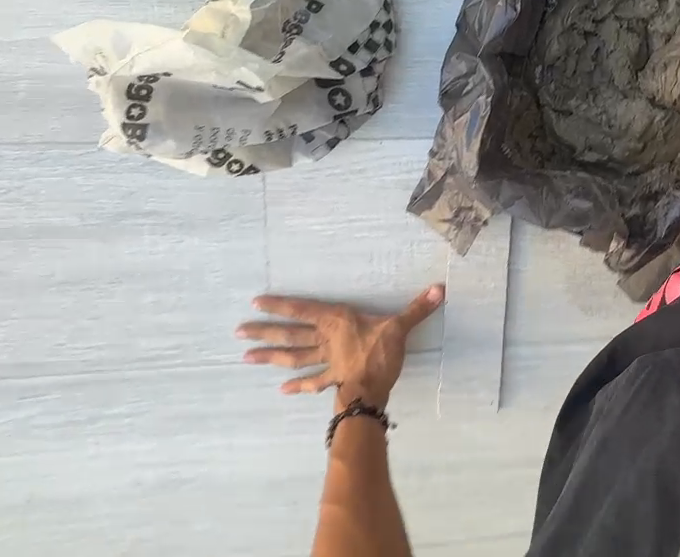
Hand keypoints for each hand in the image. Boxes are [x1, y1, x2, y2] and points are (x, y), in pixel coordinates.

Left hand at [236, 284, 444, 406]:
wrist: (371, 392)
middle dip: (265, 332)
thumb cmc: (379, 354)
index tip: (255, 303)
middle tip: (238, 332)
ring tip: (245, 358)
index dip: (280, 306)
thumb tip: (441, 288)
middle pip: (290, 335)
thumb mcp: (399, 327)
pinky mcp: (332, 380)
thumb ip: (417, 308)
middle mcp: (326, 339)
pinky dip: (297, 385)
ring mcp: (326, 362)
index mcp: (337, 321)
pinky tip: (281, 389)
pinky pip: (312, 382)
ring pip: (294, 357)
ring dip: (270, 358)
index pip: (303, 310)